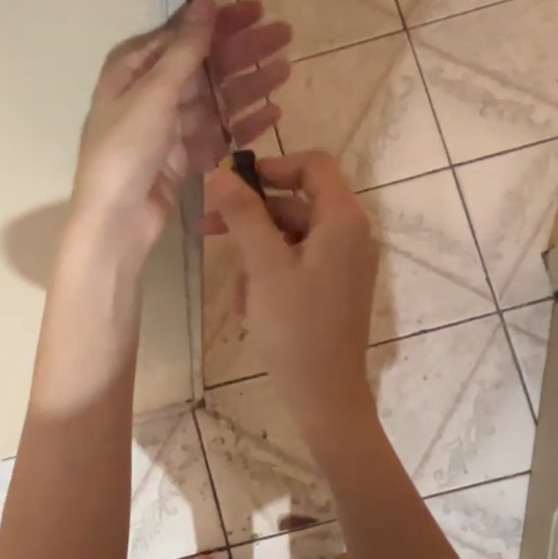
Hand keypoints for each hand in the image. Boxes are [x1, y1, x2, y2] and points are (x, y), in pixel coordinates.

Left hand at [69, 0, 292, 267]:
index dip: (220, 22)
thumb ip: (185, 48)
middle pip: (203, 65)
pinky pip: (217, 134)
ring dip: (249, 85)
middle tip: (284, 35)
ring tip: (285, 70)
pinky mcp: (183, 159)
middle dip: (242, 51)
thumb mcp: (154, 92)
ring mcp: (168, 129)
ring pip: (215, 99)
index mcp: (133, 70)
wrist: (116, 220)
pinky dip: (242, 124)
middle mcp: (150, 94)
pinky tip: (272, 113)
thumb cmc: (125, 150)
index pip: (182, 35)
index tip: (259, 10)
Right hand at [205, 151, 379, 427]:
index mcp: (342, 220)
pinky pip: (298, 266)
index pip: (313, 165)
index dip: (272, 165)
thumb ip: (244, 216)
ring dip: (255, 255)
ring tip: (234, 291)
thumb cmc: (296, 328)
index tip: (231, 183)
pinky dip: (270, 277)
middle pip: (297, 203)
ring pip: (291, 238)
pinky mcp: (334, 290)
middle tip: (207, 227)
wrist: (324, 394)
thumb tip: (220, 173)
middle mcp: (350, 235)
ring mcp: (344, 265)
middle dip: (251, 216)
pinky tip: (247, 307)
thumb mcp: (264, 267)